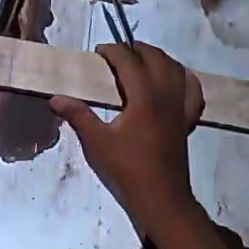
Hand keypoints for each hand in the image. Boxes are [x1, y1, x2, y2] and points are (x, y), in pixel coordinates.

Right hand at [50, 43, 204, 224]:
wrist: (161, 198)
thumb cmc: (127, 169)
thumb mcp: (97, 142)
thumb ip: (78, 116)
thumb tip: (56, 98)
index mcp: (144, 97)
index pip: (129, 61)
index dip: (113, 51)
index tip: (99, 52)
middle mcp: (166, 95)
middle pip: (156, 58)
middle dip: (137, 49)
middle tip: (118, 53)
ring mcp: (181, 107)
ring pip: (176, 69)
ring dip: (159, 58)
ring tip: (142, 60)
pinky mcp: (188, 120)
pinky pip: (193, 91)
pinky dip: (184, 78)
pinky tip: (175, 79)